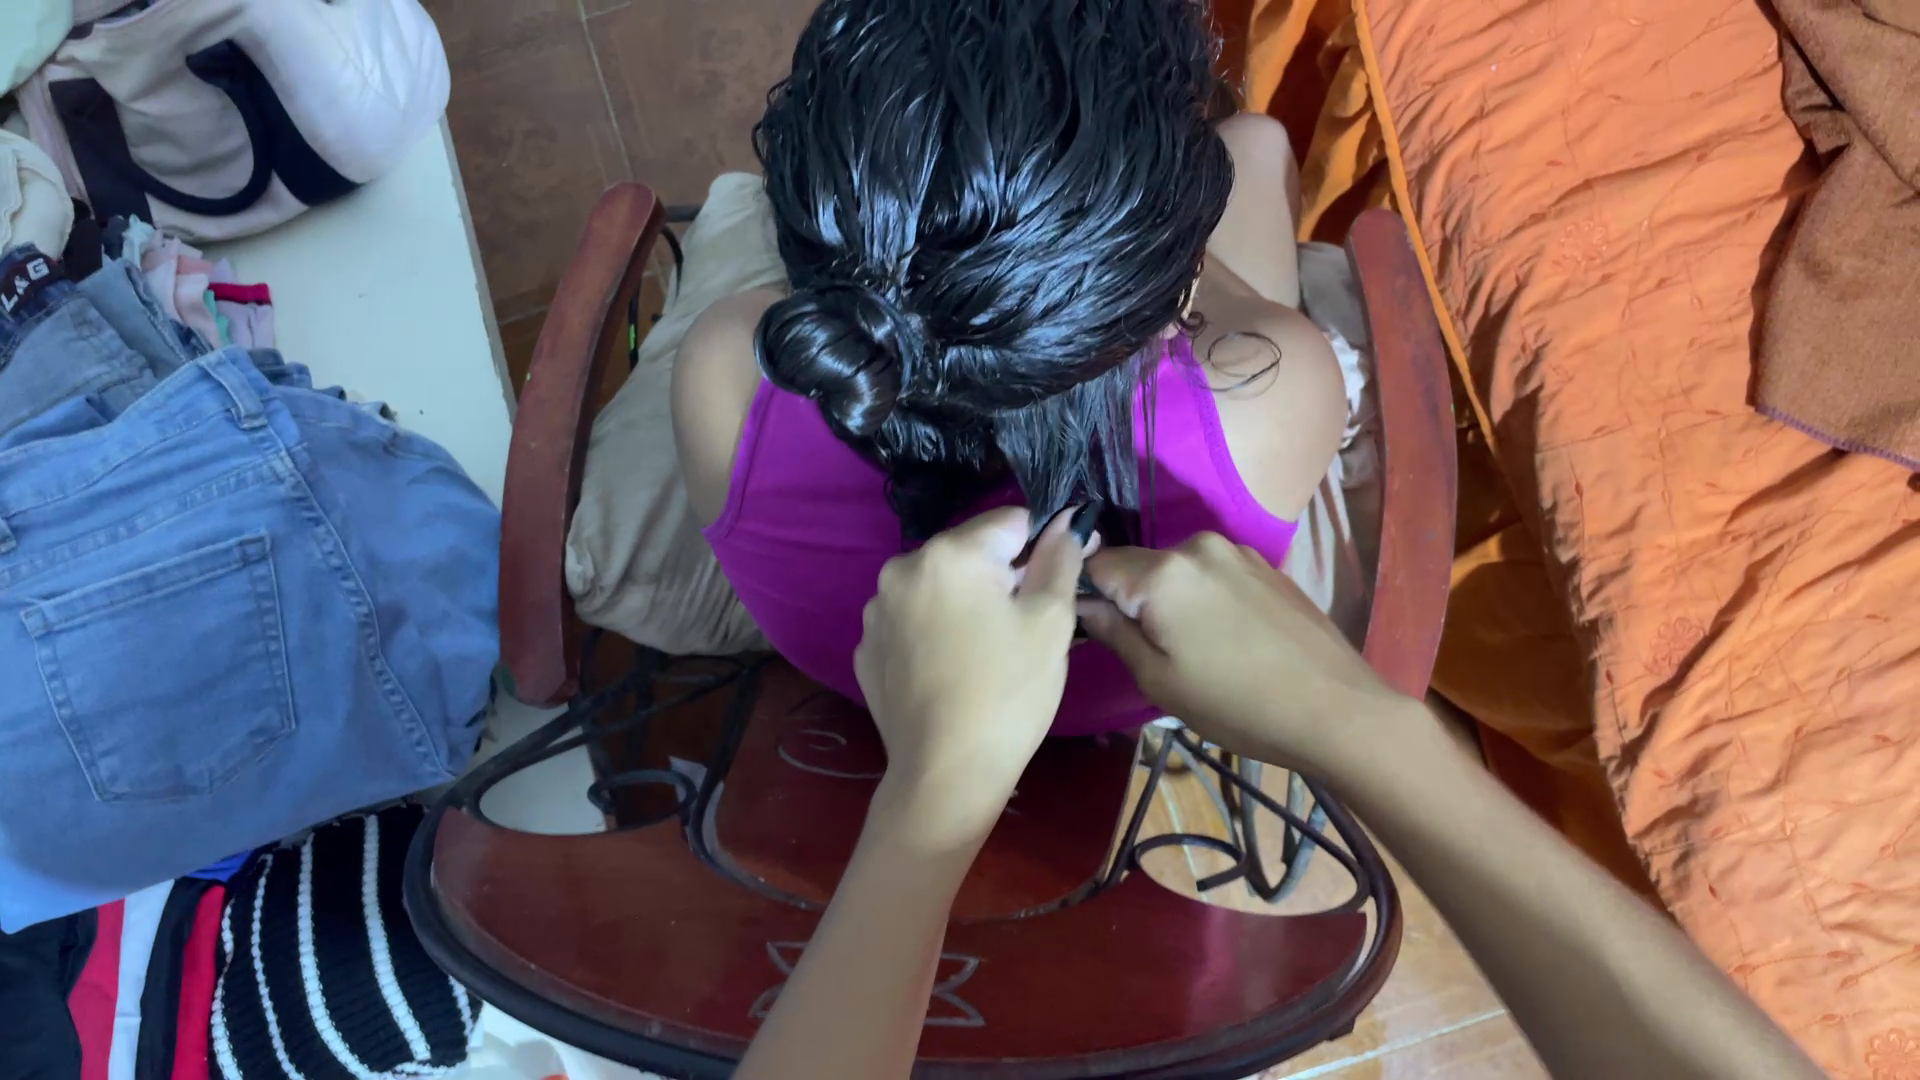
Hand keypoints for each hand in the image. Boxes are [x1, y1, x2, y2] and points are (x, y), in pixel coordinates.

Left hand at [854, 506, 1089, 840]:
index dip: (1040, 545)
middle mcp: (902, 568)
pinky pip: (910, 620)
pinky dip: (932, 630)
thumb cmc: (1009, 693)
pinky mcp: (867, 646)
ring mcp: (877, 609)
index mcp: (950, 554)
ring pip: (937, 585)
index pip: (1009, 520)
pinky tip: (949, 669)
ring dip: (962, 600)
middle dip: (998, 574)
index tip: (1052, 582)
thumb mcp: (1050, 622)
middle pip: (968, 552)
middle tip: (1021, 625)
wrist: (946, 773)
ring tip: (983, 650)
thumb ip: (1060, 558)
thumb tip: (1068, 520)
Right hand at [1078, 533, 1415, 775]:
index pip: (1097, 563)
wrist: (1339, 710)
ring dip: (1170, 597)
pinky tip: (1228, 636)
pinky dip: (1204, 596)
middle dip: (1132, 598)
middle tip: (1151, 649)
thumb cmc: (1236, 704)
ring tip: (1195, 646)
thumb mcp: (1158, 680)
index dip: (1089, 594)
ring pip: (1176, 569)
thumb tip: (1084, 603)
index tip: (1100, 630)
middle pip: (1138, 565)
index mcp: (1162, 572)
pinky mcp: (1265, 564)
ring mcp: (1236, 551)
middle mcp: (1196, 546)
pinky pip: (1212, 573)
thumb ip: (1113, 632)